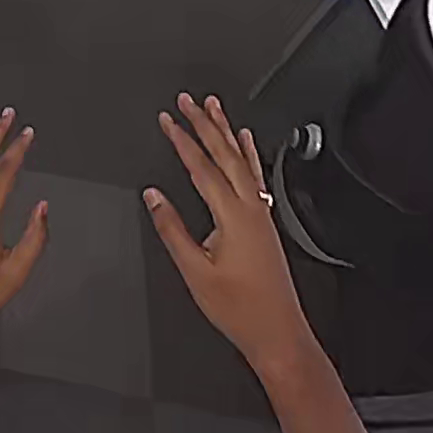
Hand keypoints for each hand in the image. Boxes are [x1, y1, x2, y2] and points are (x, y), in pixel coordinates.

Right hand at [146, 93, 317, 373]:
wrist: (278, 332)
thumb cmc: (239, 308)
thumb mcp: (195, 271)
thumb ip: (172, 228)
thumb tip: (154, 196)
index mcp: (232, 215)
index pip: (201, 166)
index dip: (182, 139)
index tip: (168, 119)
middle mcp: (250, 206)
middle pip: (223, 153)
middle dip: (203, 123)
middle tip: (187, 100)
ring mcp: (261, 210)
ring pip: (240, 158)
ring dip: (225, 130)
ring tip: (214, 106)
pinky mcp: (264, 218)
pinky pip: (255, 174)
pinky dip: (248, 152)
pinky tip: (244, 140)